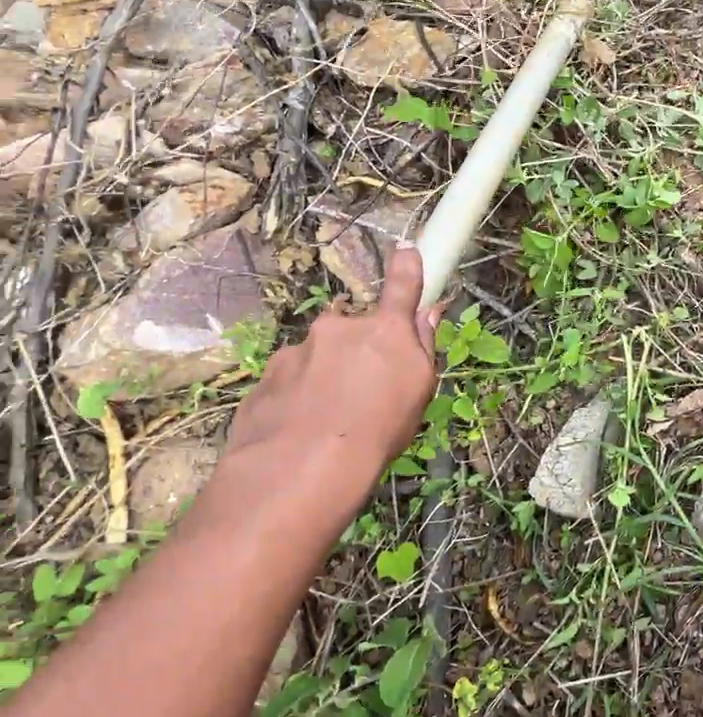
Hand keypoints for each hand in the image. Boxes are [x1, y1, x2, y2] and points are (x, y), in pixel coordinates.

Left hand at [226, 245, 443, 497]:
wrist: (298, 468)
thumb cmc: (379, 426)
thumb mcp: (420, 387)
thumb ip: (422, 346)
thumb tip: (426, 313)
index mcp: (384, 330)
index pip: (402, 288)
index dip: (408, 267)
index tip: (407, 248)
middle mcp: (337, 329)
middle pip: (353, 332)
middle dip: (358, 351)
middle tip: (366, 390)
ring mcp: (294, 353)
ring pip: (318, 358)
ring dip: (325, 377)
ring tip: (330, 419)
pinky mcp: (261, 381)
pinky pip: (288, 382)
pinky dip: (297, 398)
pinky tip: (302, 429)